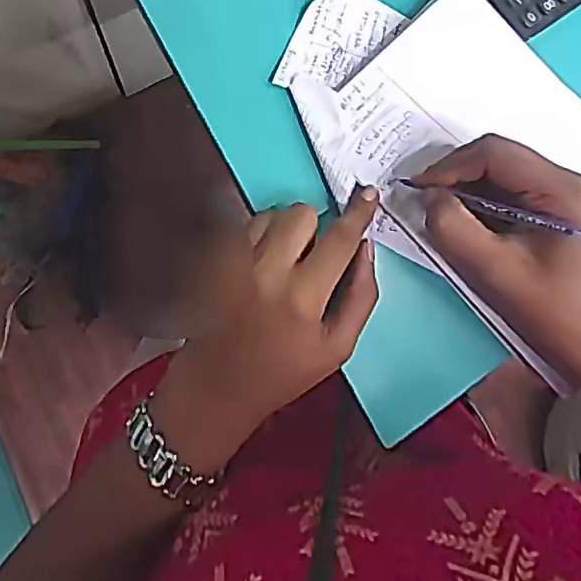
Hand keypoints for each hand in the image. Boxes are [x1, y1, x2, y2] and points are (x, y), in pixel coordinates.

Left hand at [153, 188, 379, 469]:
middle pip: (301, 213)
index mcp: (303, 299)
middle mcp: (266, 273)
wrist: (218, 385)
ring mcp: (234, 263)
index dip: (358, 212)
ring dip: (284, 229)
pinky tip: (259, 263)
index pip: (339, 239)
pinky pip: (243, 225)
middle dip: (314, 226)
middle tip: (312, 253)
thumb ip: (361, 295)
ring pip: (271, 213)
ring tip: (282, 262)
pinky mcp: (213, 261)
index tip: (367, 194)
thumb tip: (366, 247)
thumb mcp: (337, 347)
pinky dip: (258, 235)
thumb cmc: (283, 371)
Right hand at [412, 136, 580, 357]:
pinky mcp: (546, 207)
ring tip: (441, 213)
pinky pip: (500, 188)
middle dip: (454, 175)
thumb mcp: (492, 269)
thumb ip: (452, 227)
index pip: (494, 153)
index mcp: (562, 190)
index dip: (449, 166)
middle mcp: (564, 182)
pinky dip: (474, 200)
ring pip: (494, 170)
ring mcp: (557, 193)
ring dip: (462, 188)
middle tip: (425, 198)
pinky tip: (463, 223)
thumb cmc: (549, 311)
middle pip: (494, 156)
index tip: (420, 188)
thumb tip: (429, 196)